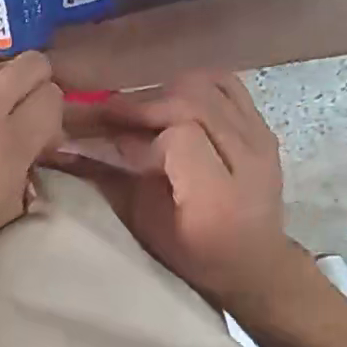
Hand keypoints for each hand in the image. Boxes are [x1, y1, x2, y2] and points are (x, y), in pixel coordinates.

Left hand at [0, 52, 63, 256]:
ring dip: (1, 91)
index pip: (52, 98)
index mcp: (5, 144)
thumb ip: (33, 168)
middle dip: (36, 86)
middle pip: (32, 64)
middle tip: (25, 114)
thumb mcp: (7, 209)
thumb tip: (45, 140)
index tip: (41, 138)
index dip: (52, 117)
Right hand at [83, 71, 301, 307]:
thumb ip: (119, 181)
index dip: (139, 131)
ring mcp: (260, 138)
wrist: (251, 260)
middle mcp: (247, 159)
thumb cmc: (189, 252)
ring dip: (166, 91)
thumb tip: (83, 142)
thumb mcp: (145, 226)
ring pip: (209, 86)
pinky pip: (227, 86)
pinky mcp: (262, 127)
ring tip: (140, 110)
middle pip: (193, 102)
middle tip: (108, 114)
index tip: (108, 136)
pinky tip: (170, 102)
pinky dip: (193, 87)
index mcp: (215, 195)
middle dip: (144, 104)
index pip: (178, 135)